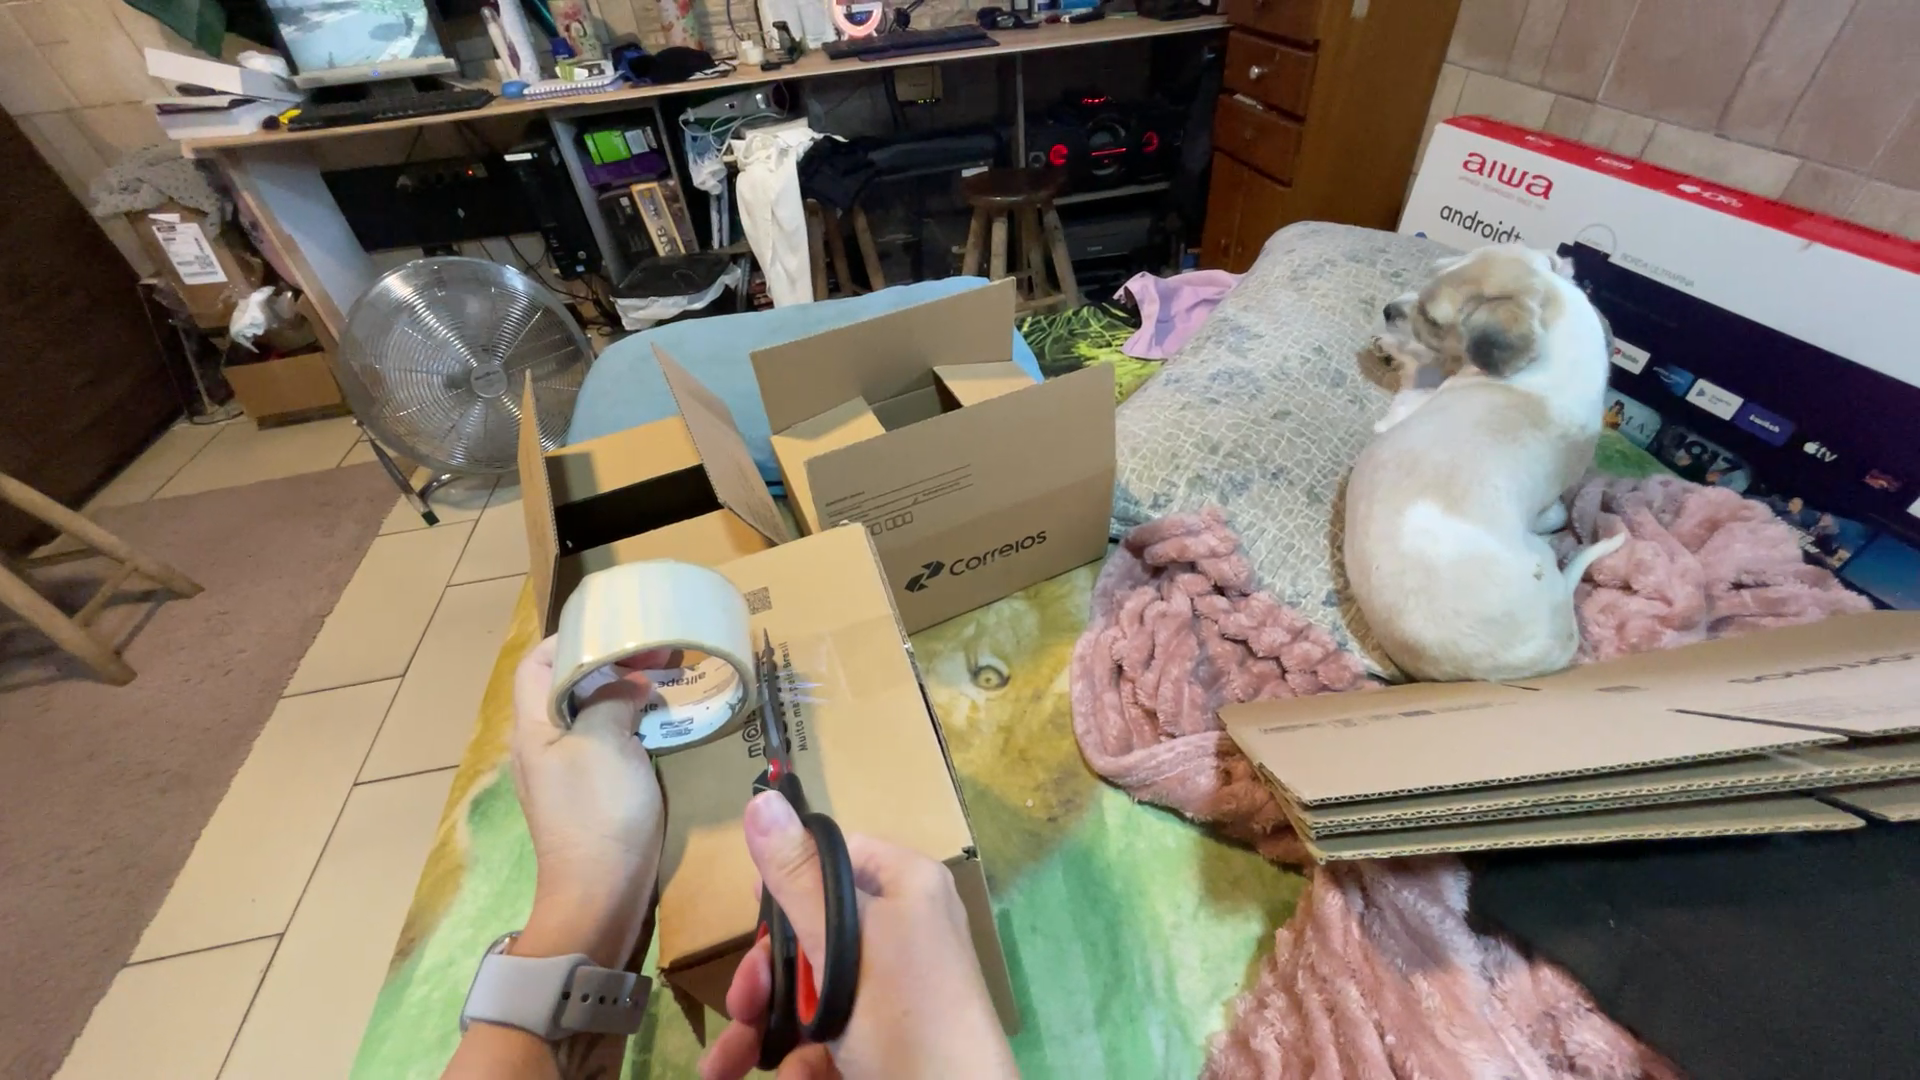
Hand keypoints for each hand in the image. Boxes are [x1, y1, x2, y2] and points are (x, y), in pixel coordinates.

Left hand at [509, 636, 667, 967]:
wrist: (601, 888)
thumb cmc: (598, 810)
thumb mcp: (605, 742)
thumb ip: (613, 699)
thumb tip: (629, 684)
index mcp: (535, 726)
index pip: (537, 662)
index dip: (570, 637)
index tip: (616, 624)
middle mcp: (545, 740)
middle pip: (568, 681)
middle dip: (610, 658)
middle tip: (657, 648)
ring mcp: (569, 763)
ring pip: (592, 706)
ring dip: (625, 685)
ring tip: (666, 672)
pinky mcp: (594, 782)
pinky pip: (608, 732)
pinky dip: (632, 713)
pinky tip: (661, 712)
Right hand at [699, 792, 1017, 1079]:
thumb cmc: (907, 1014)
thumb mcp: (845, 942)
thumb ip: (798, 878)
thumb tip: (761, 799)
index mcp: (907, 886)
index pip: (838, 857)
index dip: (792, 880)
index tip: (754, 912)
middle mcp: (904, 928)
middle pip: (816, 929)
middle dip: (767, 973)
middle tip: (741, 1003)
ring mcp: (894, 987)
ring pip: (812, 990)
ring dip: (764, 1028)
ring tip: (725, 1065)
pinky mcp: (884, 1038)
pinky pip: (830, 1035)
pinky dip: (802, 1062)